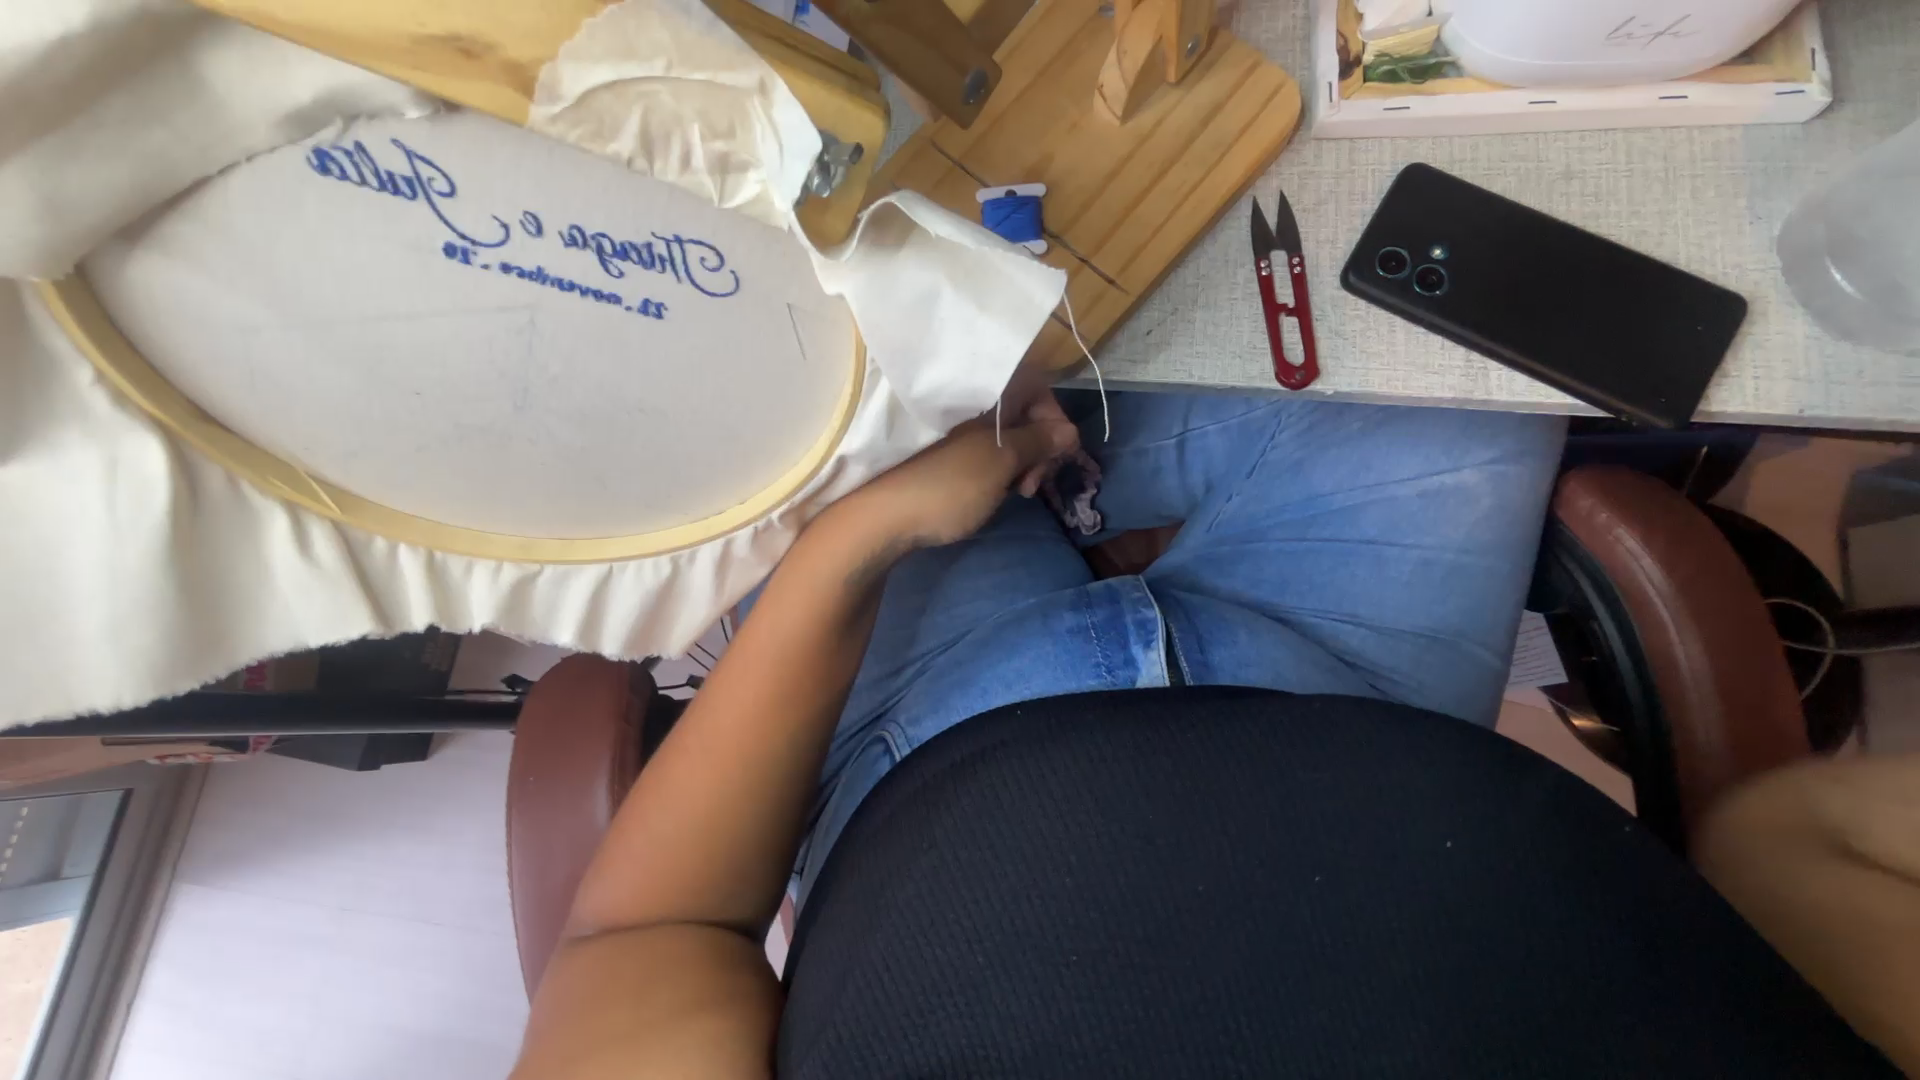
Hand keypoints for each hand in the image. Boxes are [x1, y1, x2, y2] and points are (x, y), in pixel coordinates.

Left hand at [823, 393, 1080, 554]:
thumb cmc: (947, 486)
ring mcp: (953, 429)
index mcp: (983, 392)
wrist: (880, 521)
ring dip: (1020, 461)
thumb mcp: (1001, 462)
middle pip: (1023, 411)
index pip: (1037, 385)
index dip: (1054, 419)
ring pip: (1004, 434)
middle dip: (1039, 446)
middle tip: (1031, 486)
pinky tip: (996, 493)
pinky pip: (983, 450)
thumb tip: (1069, 430)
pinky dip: (997, 469)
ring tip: (1016, 494)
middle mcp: (969, 402)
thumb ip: (1039, 440)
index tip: (1057, 456)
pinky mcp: (942, 454)